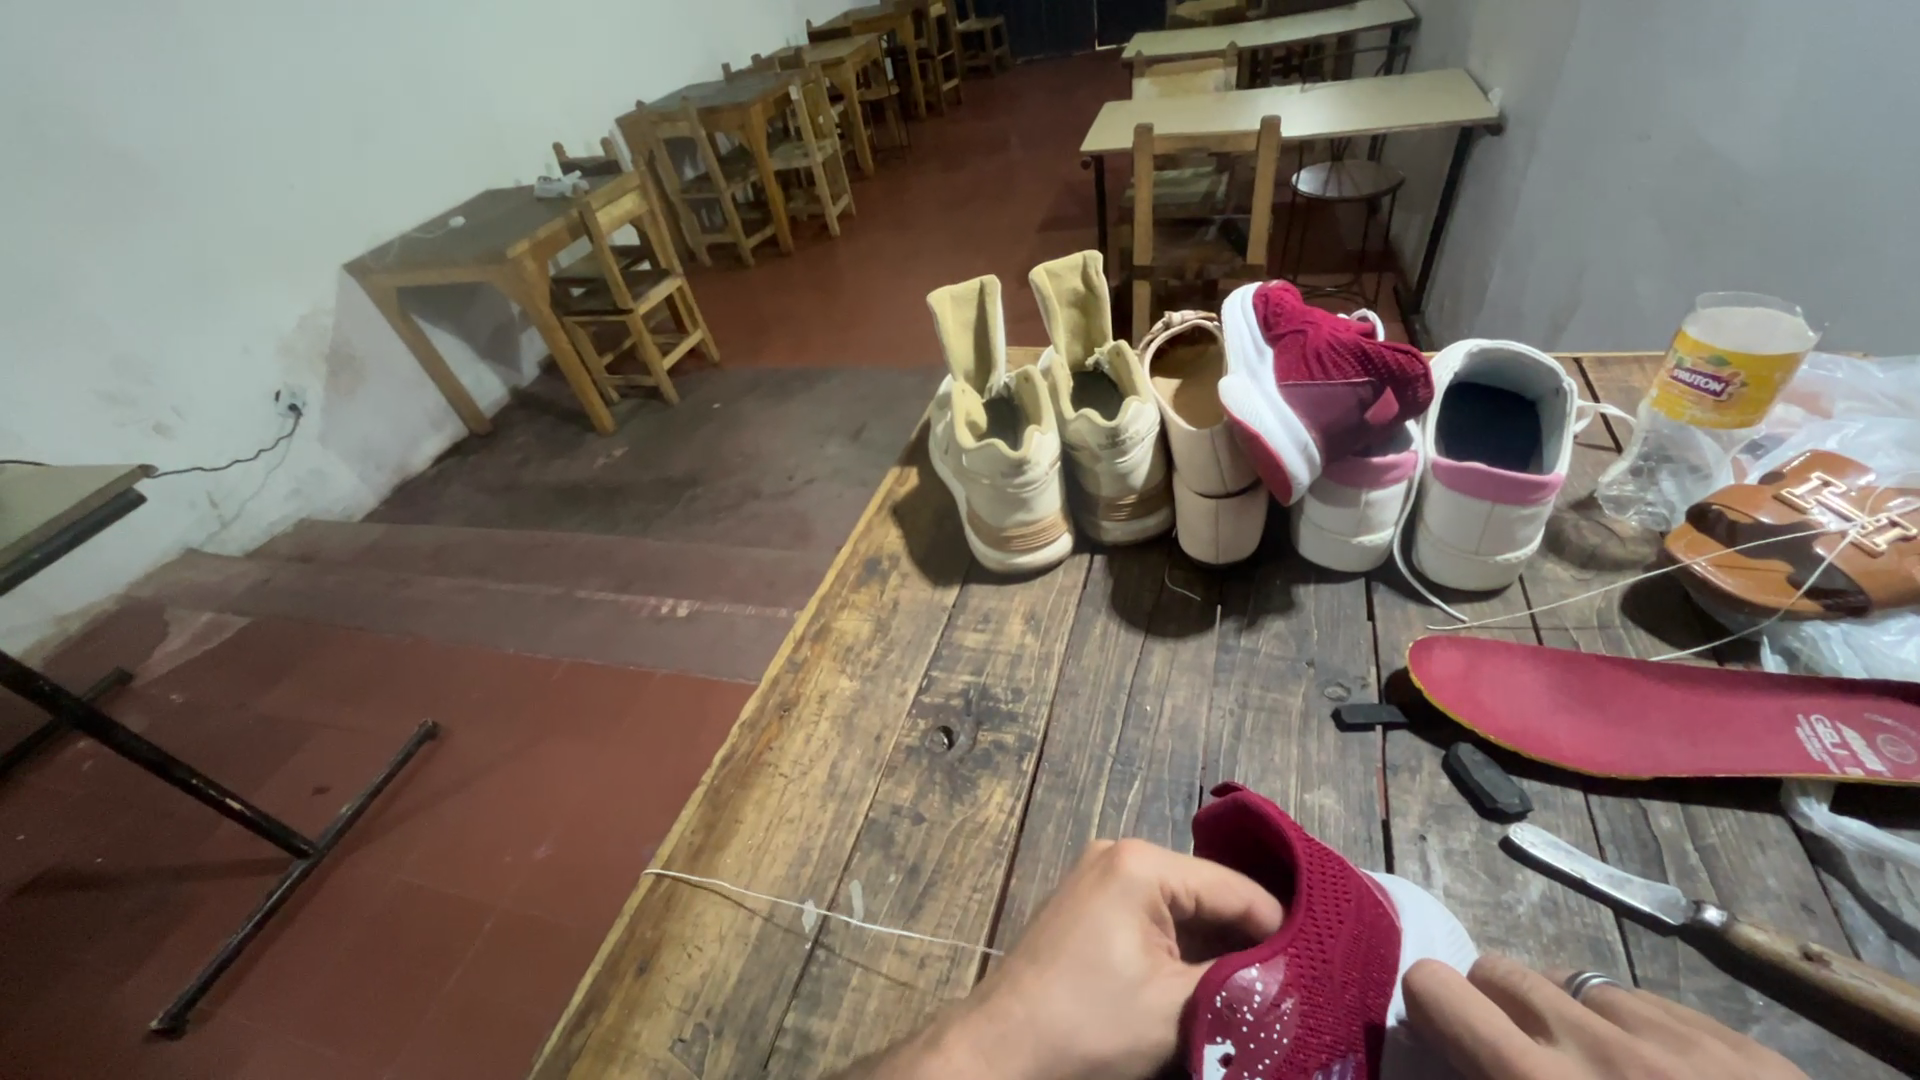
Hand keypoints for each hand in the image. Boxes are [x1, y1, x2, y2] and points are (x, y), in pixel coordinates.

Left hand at [855, 839, 1282, 1079]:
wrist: (1003, 1049)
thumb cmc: (1091, 1023)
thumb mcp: (1181, 1008)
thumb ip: (1245, 986)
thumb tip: (1302, 980)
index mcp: (1142, 863)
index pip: (1237, 890)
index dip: (1284, 933)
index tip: (1322, 974)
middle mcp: (1121, 855)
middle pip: (1210, 897)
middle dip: (1249, 944)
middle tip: (1296, 987)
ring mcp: (1101, 879)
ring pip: (1184, 912)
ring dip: (1217, 952)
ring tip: (1261, 991)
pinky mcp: (1091, 908)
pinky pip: (1155, 921)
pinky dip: (1183, 953)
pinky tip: (1210, 987)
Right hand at [1404, 954, 1807, 1079]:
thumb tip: (1453, 1064)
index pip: (1434, 986)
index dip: (1436, 1014)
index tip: (1456, 1049)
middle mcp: (1599, 1051)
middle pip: (1497, 970)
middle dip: (1498, 1012)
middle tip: (1529, 1066)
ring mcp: (1680, 1043)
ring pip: (1572, 983)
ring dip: (1572, 1024)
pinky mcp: (1748, 1049)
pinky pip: (1650, 1006)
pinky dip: (1641, 1038)